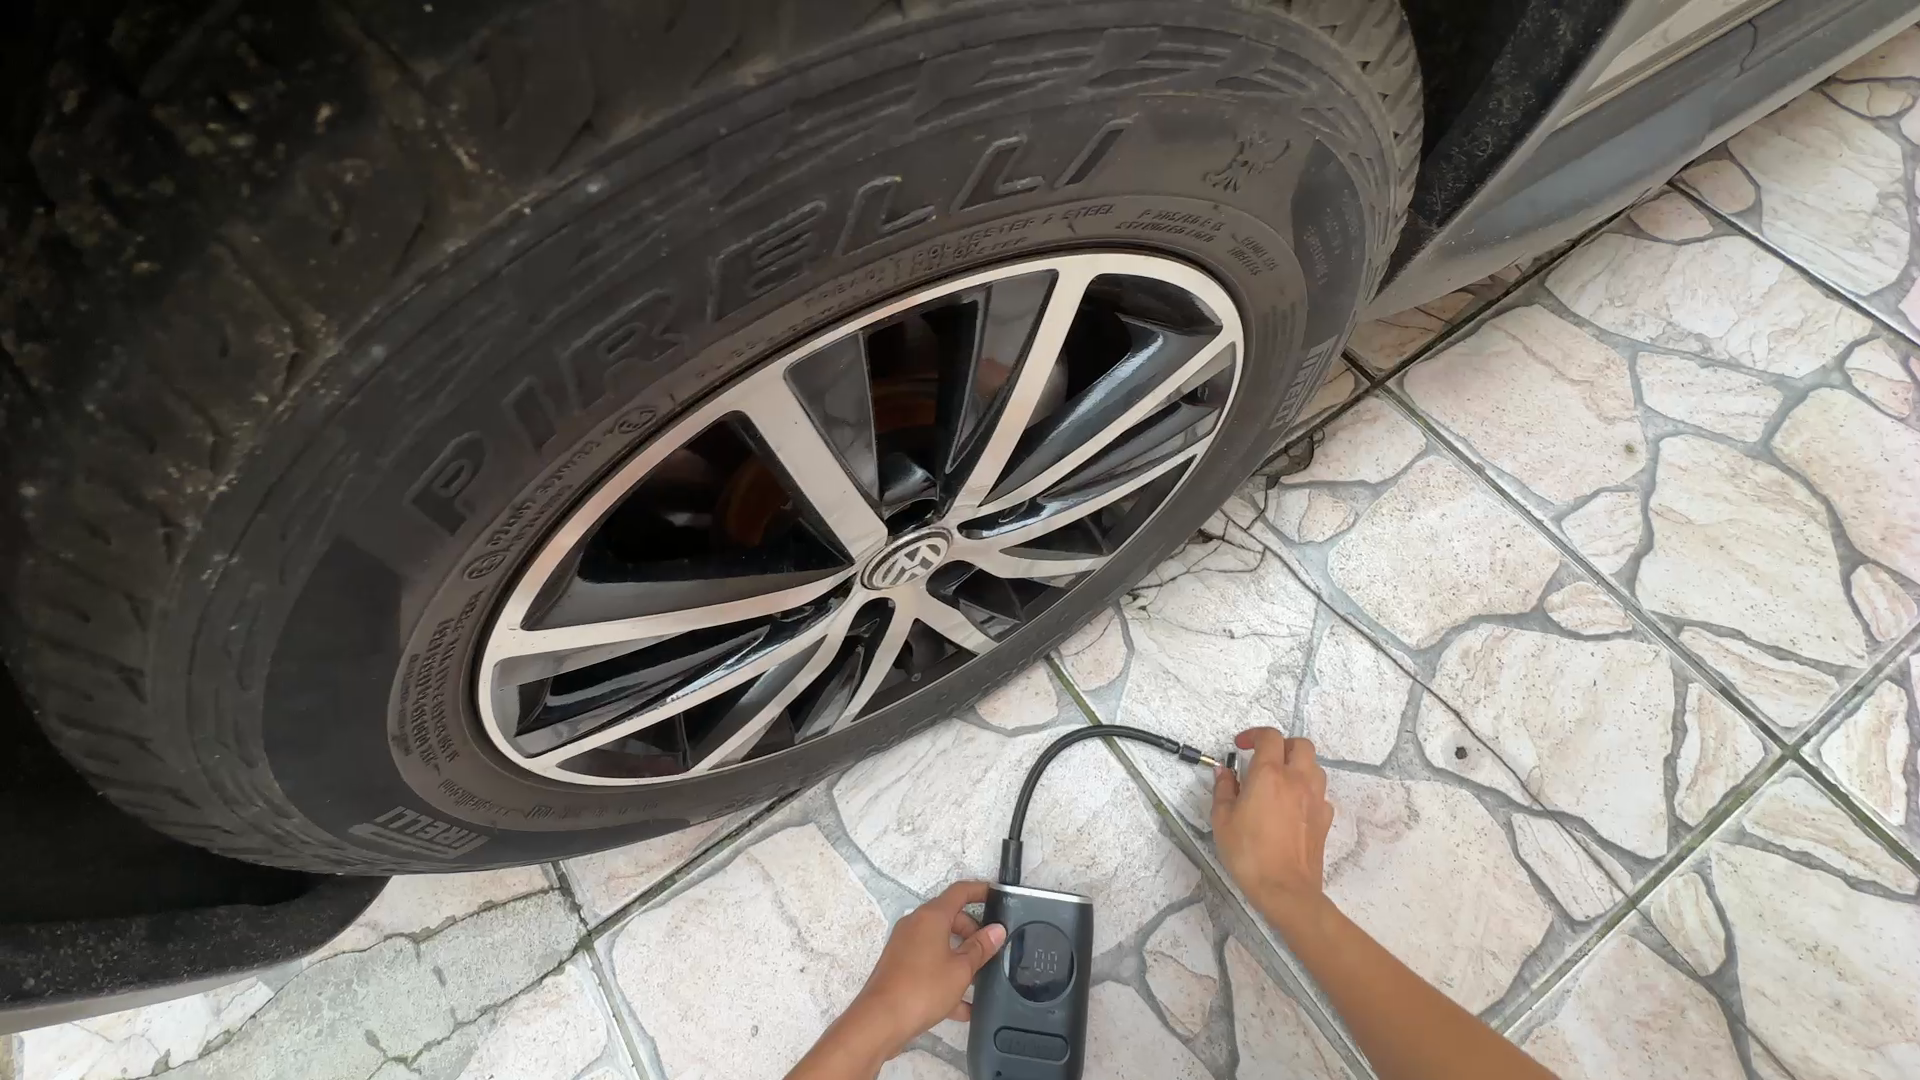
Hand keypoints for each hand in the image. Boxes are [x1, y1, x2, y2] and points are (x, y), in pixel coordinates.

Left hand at [840, 881, 1007, 1054]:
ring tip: (979, 981)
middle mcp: (916, 923)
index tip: (997, 896)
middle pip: (950, 917)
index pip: (959, 892)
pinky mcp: (899, 965)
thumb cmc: (923, 988)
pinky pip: (928, 962)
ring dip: (959, 957)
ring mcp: (904, 944)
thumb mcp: (960, 970)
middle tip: (990, 950)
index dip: (980, 891)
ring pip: (939, 942)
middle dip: (972, 931)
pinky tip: (961, 1007)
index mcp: (931, 916)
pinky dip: (944, 975)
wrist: (880, 1020)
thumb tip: (996, 930)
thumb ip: (980, 948)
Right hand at [1211, 729, 1333, 929]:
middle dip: (1282, 744)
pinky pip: (1319, 793)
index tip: (1241, 746)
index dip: (1254, 735)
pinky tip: (1291, 806)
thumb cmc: (1248, 852)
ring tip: (1278, 779)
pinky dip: (1306, 790)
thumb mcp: (1222, 818)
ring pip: (1314, 767)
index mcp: (1270, 774)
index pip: (1270, 737)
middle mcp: (1297, 780)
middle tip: (1263, 757)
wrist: (1285, 889)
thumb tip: (1224, 772)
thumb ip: (1224, 789)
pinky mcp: (1325, 819)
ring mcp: (1315, 799)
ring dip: (1297, 765)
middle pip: (1301, 745)